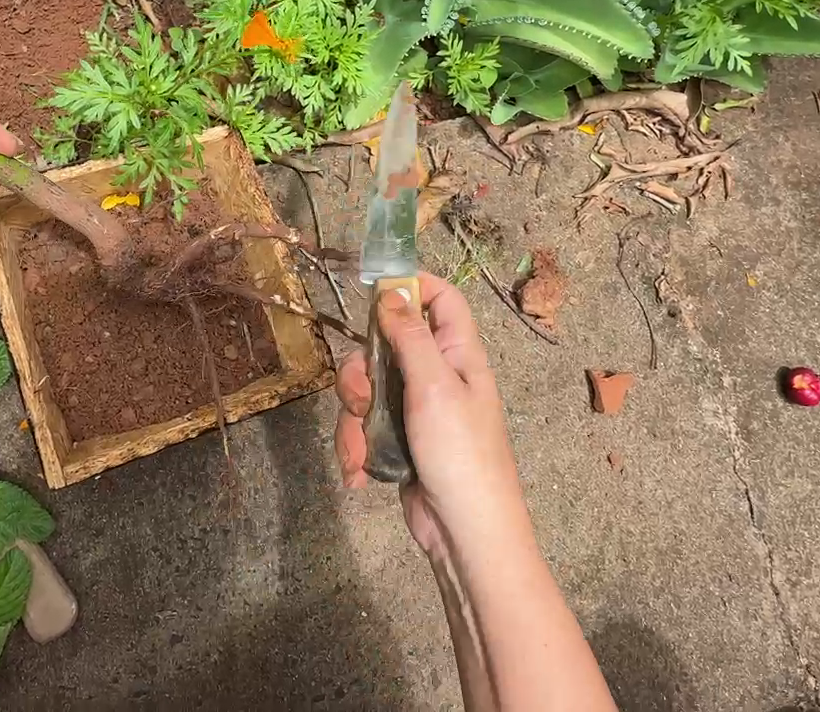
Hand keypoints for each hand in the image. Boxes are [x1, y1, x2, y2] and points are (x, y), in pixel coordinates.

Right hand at [335, 273, 528, 557]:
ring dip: (354, 417)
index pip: (442, 299)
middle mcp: (437, 374)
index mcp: (458, 354)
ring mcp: (416, 408)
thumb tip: (392, 288)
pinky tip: (359, 471)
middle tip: (361, 395)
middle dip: (362, 369)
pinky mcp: (397, 438)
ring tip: (361, 448)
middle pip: (387, 343)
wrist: (464, 534)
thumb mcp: (434, 386)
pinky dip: (356, 444)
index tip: (373, 289)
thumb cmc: (460, 453)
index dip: (412, 284)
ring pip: (367, 387)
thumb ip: (410, 335)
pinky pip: (365, 424)